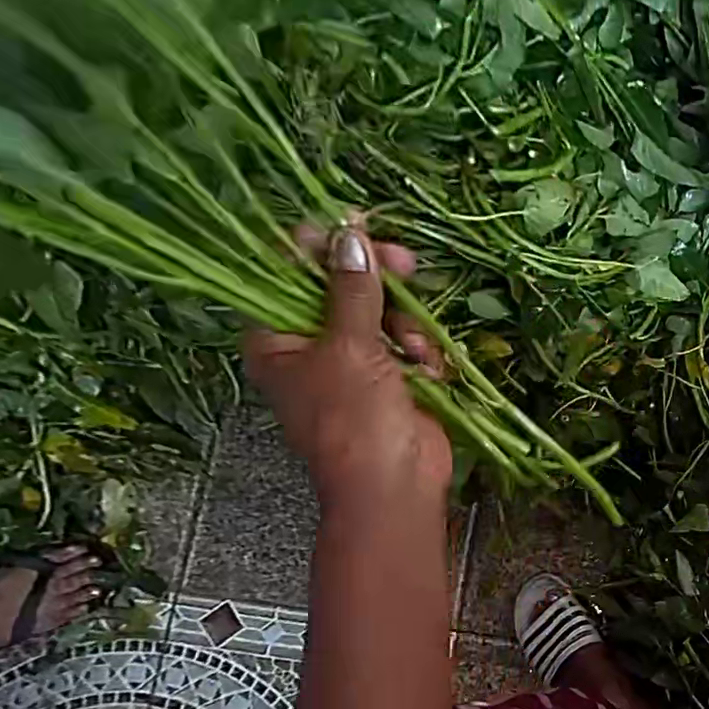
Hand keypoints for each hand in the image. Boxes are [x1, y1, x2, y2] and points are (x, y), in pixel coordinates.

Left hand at [244, 220, 451, 511]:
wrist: (396, 483)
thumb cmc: (355, 419)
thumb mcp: (349, 348)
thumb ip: (352, 290)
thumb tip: (350, 235)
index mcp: (278, 337)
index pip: (289, 273)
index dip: (323, 247)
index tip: (356, 225)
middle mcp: (315, 346)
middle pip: (345, 292)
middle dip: (379, 284)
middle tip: (405, 265)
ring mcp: (360, 366)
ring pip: (387, 320)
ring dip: (408, 329)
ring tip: (417, 352)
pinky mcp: (398, 383)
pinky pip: (413, 350)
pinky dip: (425, 357)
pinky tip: (430, 373)